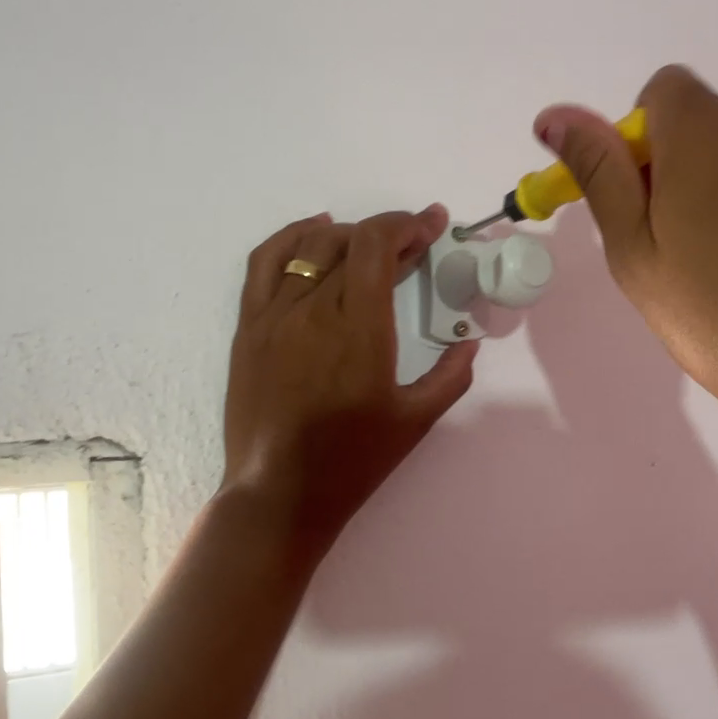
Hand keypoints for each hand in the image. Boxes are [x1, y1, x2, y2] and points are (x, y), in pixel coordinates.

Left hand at [221, 207, 478, 548]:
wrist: (280, 494)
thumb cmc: (352, 461)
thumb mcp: (415, 421)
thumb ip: (450, 376)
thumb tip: (468, 343)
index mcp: (359, 329)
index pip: (377, 244)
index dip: (408, 224)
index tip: (432, 225)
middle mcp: (313, 309)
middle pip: (350, 241)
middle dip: (389, 233)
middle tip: (414, 246)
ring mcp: (274, 315)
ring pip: (309, 246)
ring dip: (348, 235)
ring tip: (371, 246)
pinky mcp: (249, 327)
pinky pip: (265, 262)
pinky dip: (292, 237)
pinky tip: (314, 234)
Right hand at [533, 65, 717, 415]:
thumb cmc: (715, 315)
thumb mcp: (635, 252)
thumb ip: (599, 173)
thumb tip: (554, 115)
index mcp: (705, 128)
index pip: (662, 92)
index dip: (645, 144)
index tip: (650, 204)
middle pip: (716, 123)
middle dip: (696, 168)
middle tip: (695, 249)